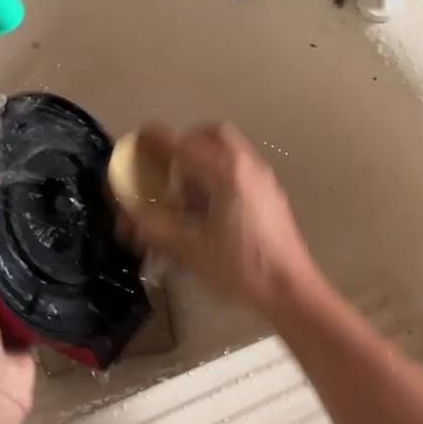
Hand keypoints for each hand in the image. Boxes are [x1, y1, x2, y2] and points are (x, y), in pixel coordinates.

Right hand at [116, 124, 321, 317]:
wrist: (290, 287)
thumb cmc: (241, 267)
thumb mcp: (190, 249)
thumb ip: (156, 228)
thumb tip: (133, 217)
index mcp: (226, 172)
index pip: (185, 144)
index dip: (157, 140)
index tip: (139, 138)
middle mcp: (248, 166)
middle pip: (213, 135)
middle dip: (186, 144)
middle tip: (167, 167)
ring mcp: (263, 179)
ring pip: (229, 151)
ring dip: (203, 160)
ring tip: (185, 192)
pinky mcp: (271, 194)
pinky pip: (240, 168)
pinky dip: (218, 173)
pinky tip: (208, 208)